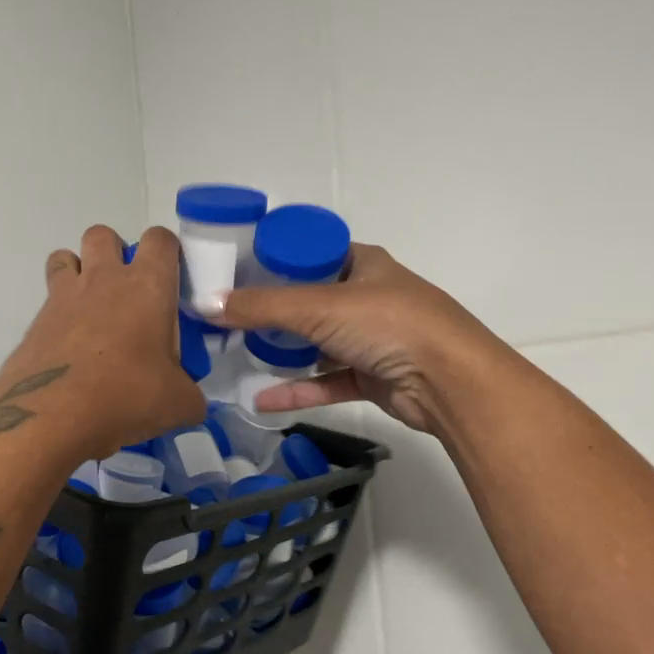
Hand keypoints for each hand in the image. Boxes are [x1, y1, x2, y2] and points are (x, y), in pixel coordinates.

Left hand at [0, 225, 206, 461]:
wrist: (54, 414)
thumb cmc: (127, 396)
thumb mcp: (179, 403)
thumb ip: (188, 392)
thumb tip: (187, 399)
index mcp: (147, 287)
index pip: (159, 240)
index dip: (166, 251)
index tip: (170, 278)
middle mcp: (103, 280)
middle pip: (103, 235)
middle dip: (114, 252)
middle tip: (125, 292)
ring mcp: (64, 297)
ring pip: (65, 257)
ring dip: (78, 272)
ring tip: (90, 309)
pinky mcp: (36, 323)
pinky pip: (47, 301)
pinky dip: (58, 314)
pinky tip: (69, 348)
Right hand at [214, 244, 488, 435]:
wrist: (448, 381)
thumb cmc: (388, 324)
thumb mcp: (319, 307)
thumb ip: (262, 307)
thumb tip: (205, 304)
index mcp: (362, 264)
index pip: (311, 254)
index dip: (273, 260)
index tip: (232, 271)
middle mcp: (367, 297)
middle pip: (308, 301)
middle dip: (269, 311)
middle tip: (225, 317)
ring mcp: (370, 339)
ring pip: (316, 344)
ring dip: (282, 352)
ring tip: (236, 355)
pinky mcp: (371, 377)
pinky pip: (325, 382)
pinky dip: (298, 390)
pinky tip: (262, 399)